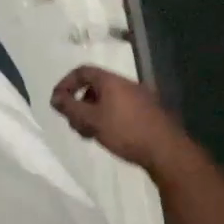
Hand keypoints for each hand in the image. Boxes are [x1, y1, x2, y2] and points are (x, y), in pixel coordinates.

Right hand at [50, 65, 194, 172]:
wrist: (168, 152)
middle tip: (74, 124)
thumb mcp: (91, 120)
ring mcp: (141, 98)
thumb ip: (69, 107)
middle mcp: (126, 84)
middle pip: (94, 87)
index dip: (66, 83)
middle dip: (79, 104)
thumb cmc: (125, 131)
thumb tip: (54, 98)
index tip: (58, 102)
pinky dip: (109, 118)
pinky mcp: (150, 113)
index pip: (82, 71)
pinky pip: (121, 109)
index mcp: (111, 81)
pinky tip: (110, 137)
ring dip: (93, 114)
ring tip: (90, 134)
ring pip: (108, 100)